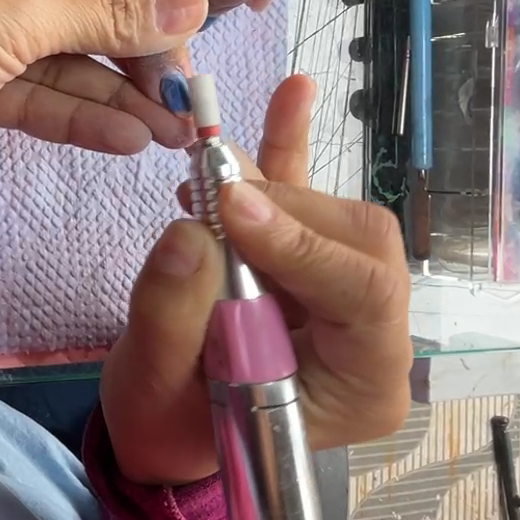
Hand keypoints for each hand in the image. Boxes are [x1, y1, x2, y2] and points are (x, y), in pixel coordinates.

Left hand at [0, 0, 207, 151]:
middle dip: (137, 44)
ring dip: (117, 92)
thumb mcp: (14, 14)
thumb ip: (104, 13)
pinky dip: (77, 115)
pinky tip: (127, 138)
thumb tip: (191, 5)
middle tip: (190, 86)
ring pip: (63, 56)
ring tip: (178, 128)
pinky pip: (36, 93)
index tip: (189, 2)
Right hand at [99, 75, 413, 485]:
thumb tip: (191, 229)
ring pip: (324, 214)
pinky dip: (290, 148)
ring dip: (266, 182)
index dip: (302, 245)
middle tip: (207, 194)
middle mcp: (365, 335)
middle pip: (354, 244)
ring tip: (205, 164)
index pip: (364, 297)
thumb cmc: (163, 423)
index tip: (228, 209)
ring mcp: (334, 295)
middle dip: (280, 209)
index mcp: (357, 385)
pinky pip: (303, 201)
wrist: (162, 426)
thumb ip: (170, 317)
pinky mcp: (297, 265)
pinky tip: (293, 92)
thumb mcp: (154, 387)